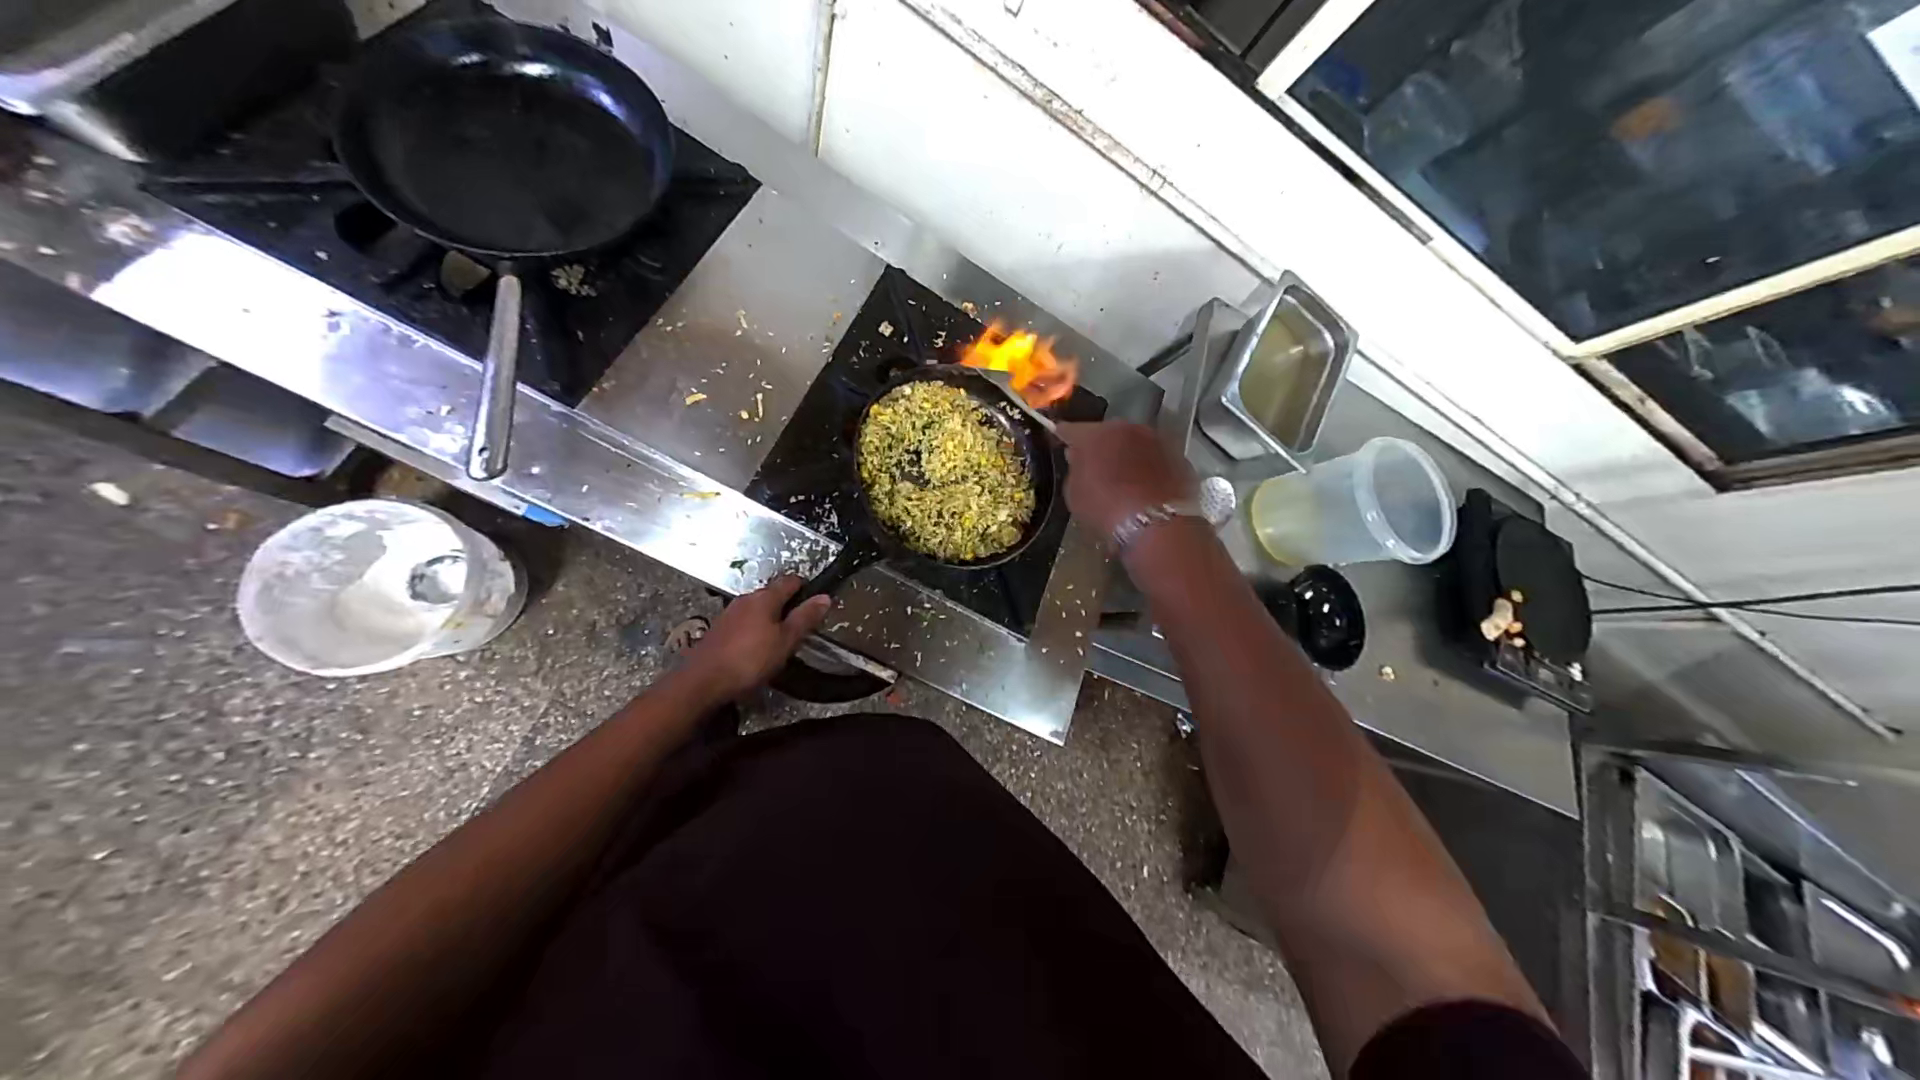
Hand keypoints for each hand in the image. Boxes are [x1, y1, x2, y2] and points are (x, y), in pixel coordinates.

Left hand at [680, 576, 831, 697]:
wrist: (703, 681)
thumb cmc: (750, 660)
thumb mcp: (786, 641)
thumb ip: (805, 618)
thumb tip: (825, 597)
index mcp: (765, 598)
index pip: (790, 581)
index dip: (805, 588)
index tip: (815, 602)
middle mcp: (746, 599)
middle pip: (772, 594)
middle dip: (787, 605)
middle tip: (801, 625)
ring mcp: (729, 613)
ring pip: (757, 608)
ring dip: (770, 618)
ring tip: (780, 638)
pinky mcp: (718, 629)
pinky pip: (744, 621)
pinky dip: (755, 628)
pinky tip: (756, 647)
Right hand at [1055, 421, 1197, 539]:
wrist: (1156, 524)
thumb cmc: (1105, 508)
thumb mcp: (1074, 493)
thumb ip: (1074, 469)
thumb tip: (1078, 458)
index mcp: (1095, 433)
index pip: (1071, 429)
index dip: (1063, 436)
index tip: (1059, 441)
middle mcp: (1127, 427)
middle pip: (1108, 432)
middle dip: (1100, 445)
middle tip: (1095, 464)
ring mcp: (1157, 440)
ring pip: (1135, 442)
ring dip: (1128, 454)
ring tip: (1123, 477)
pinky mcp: (1179, 457)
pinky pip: (1156, 458)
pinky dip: (1150, 467)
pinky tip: (1146, 486)